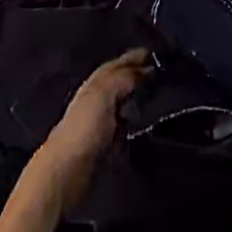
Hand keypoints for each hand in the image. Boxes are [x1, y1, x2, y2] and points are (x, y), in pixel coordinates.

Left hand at [34, 48, 151, 212]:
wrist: (66, 175)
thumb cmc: (84, 129)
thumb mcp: (104, 93)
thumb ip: (125, 77)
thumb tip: (147, 71)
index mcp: (94, 84)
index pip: (118, 65)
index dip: (135, 58)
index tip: (157, 55)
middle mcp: (97, 101)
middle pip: (123, 84)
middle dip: (141, 78)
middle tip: (165, 76)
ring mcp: (102, 126)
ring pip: (126, 106)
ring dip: (141, 102)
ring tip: (162, 99)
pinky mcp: (107, 149)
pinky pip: (126, 130)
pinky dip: (137, 126)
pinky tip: (148, 127)